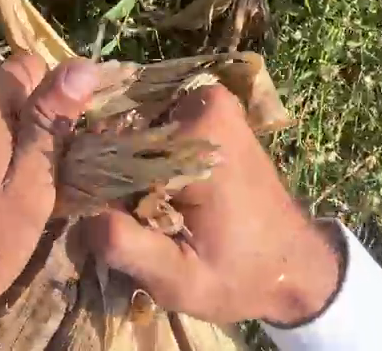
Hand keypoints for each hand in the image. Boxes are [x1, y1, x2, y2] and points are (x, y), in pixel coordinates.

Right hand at [81, 82, 342, 325]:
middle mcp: (204, 101)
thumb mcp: (182, 281)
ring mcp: (208, 99)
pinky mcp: (209, 106)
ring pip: (134, 120)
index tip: (102, 213)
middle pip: (123, 124)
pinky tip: (150, 183)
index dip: (98, 178)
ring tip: (136, 199)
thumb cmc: (238, 275)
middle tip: (121, 210)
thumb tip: (87, 212)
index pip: (113, 140)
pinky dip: (145, 149)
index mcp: (199, 133)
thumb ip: (131, 247)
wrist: (294, 265)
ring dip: (127, 158)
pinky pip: (154, 118)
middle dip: (113, 165)